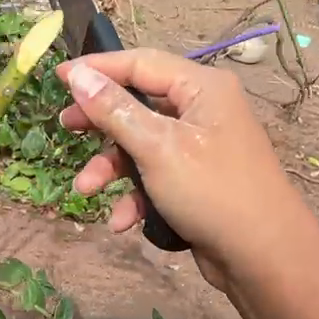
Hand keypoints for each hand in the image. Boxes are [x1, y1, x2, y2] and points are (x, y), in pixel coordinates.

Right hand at [56, 50, 318, 288]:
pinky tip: (122, 221)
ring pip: (140, 148)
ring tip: (86, 191)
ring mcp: (198, 148)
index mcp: (201, 88)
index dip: (97, 69)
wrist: (261, 254)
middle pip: (137, 106)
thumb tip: (77, 76)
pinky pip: (153, 179)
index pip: (140, 64)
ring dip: (111, 170)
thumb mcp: (157, 147)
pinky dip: (134, 197)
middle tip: (65, 129)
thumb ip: (114, 110)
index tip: (57, 78)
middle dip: (100, 125)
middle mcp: (201, 111)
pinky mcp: (193, 183)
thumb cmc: (211, 191)